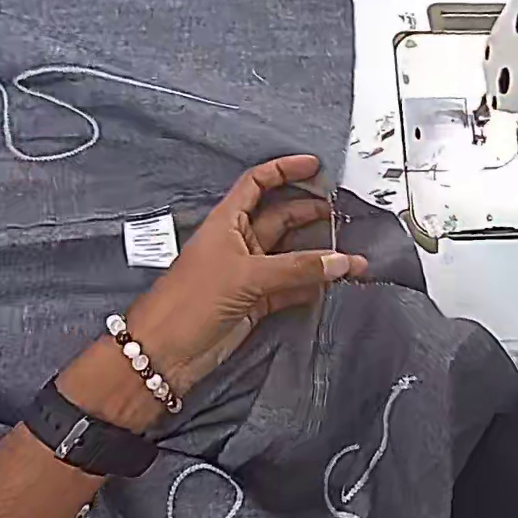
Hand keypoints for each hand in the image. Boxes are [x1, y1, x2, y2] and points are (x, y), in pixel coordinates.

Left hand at [57, 155, 367, 432]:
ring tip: (350, 255)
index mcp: (227, 221)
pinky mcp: (256, 301)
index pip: (258, 183)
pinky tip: (333, 283)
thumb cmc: (191, 301)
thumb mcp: (246, 275)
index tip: (314, 166)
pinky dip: (312, 285)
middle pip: (281, 217)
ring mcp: (249, 272)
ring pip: (291, 255)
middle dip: (311, 213)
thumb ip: (296, 269)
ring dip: (318, 256)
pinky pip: (292, 287)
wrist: (168, 350)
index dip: (284, 171)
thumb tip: (339, 262)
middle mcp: (239, 242)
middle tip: (343, 213)